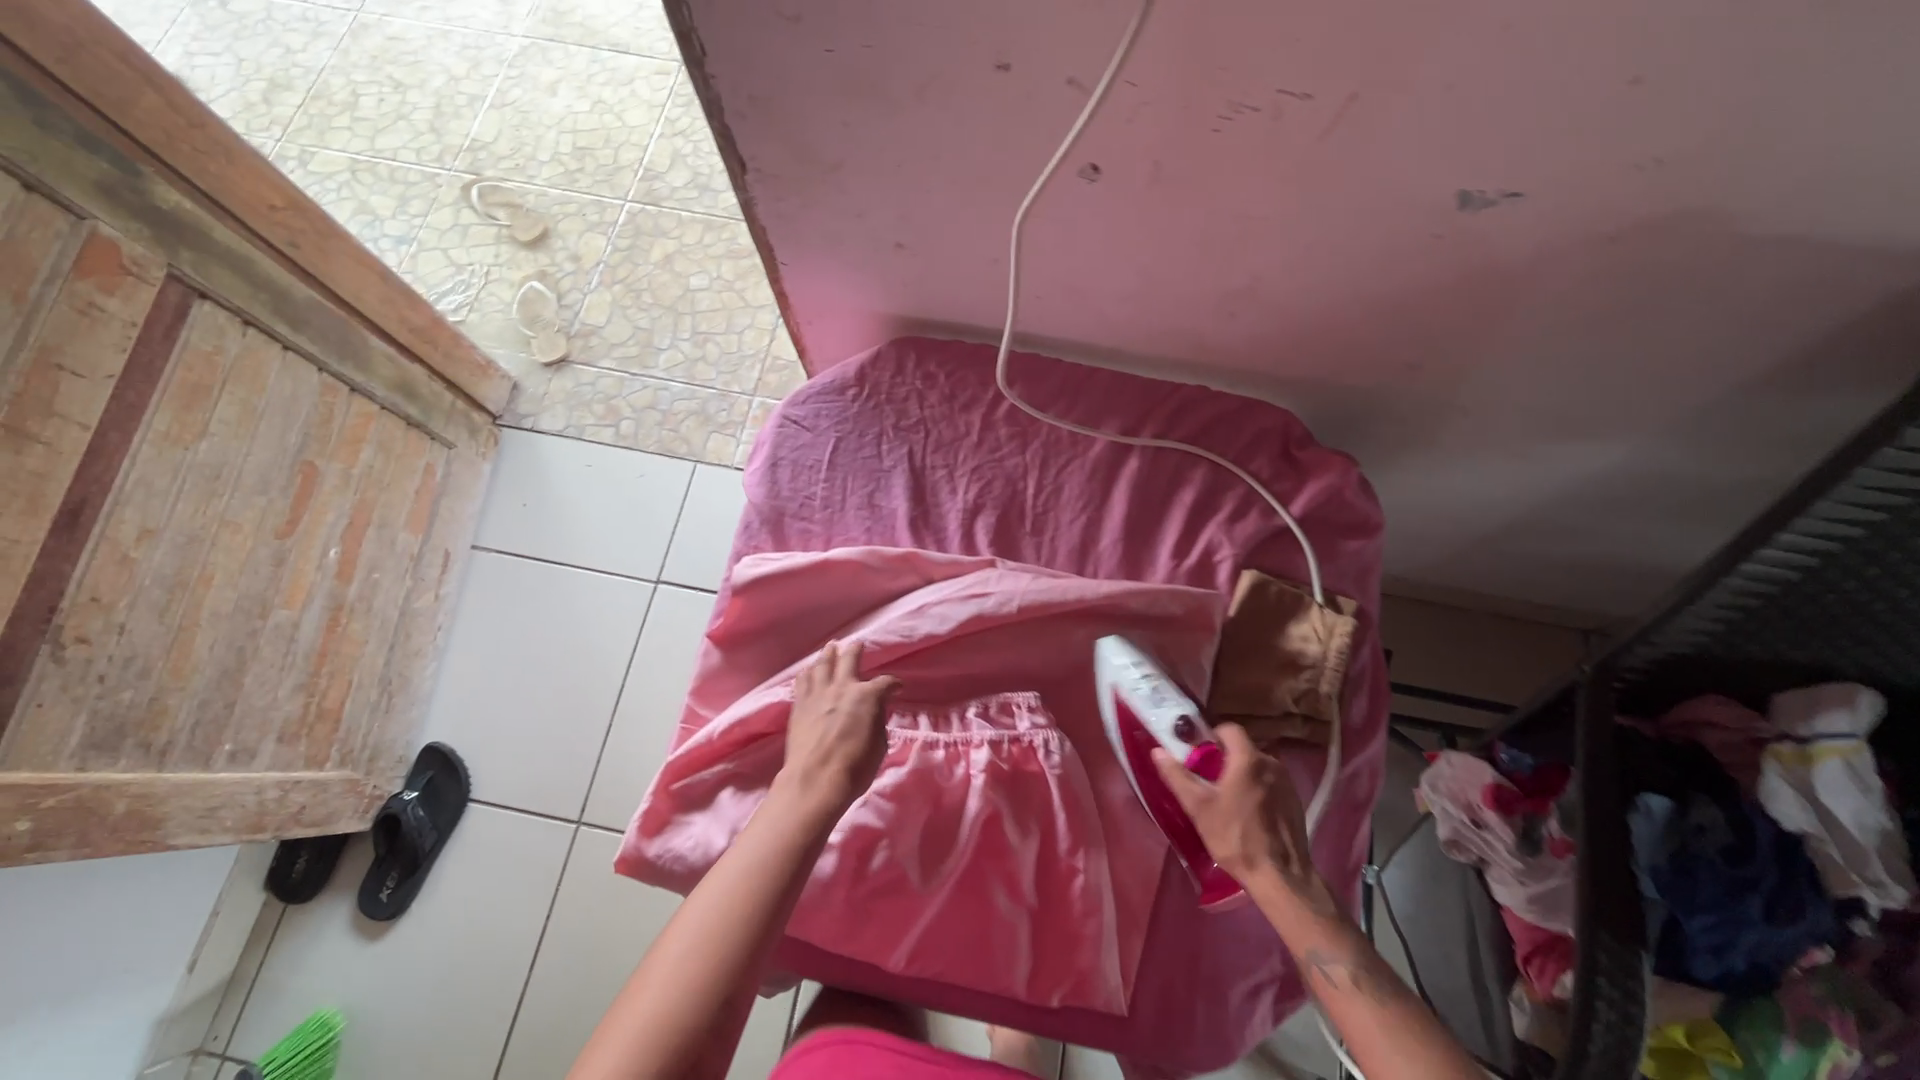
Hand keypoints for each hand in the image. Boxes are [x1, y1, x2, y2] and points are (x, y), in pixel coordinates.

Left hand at [775, 640, 900, 816]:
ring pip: (823, 664)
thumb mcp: (879, 744)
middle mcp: (842, 687)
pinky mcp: (799, 705)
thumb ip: (878, 721)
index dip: (893, 684)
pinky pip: (803, 680)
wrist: (815, 780)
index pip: (885, 683)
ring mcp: (818, 694)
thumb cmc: (855, 767)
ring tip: (831, 647)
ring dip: (829, 654)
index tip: (897, 688)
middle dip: (856, 650)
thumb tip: (875, 710)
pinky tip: (808, 670)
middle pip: (849, 660)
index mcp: (867, 696)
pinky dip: (808, 672)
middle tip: (858, 643)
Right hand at [1152, 723, 1330, 909]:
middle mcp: (1272, 763)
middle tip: (1209, 784)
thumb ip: (1177, 776)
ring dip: (1241, 775)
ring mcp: (1287, 782)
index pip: (1229, 729)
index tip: (1199, 756)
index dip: (1212, 737)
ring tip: (1228, 802)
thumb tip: (1157, 751)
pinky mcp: (1295, 800)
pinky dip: (1258, 790)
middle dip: (1224, 760)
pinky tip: (1250, 815)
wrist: (1279, 876)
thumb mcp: (1198, 807)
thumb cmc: (1234, 837)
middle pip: (1243, 749)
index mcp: (1248, 759)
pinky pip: (1271, 783)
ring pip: (1257, 767)